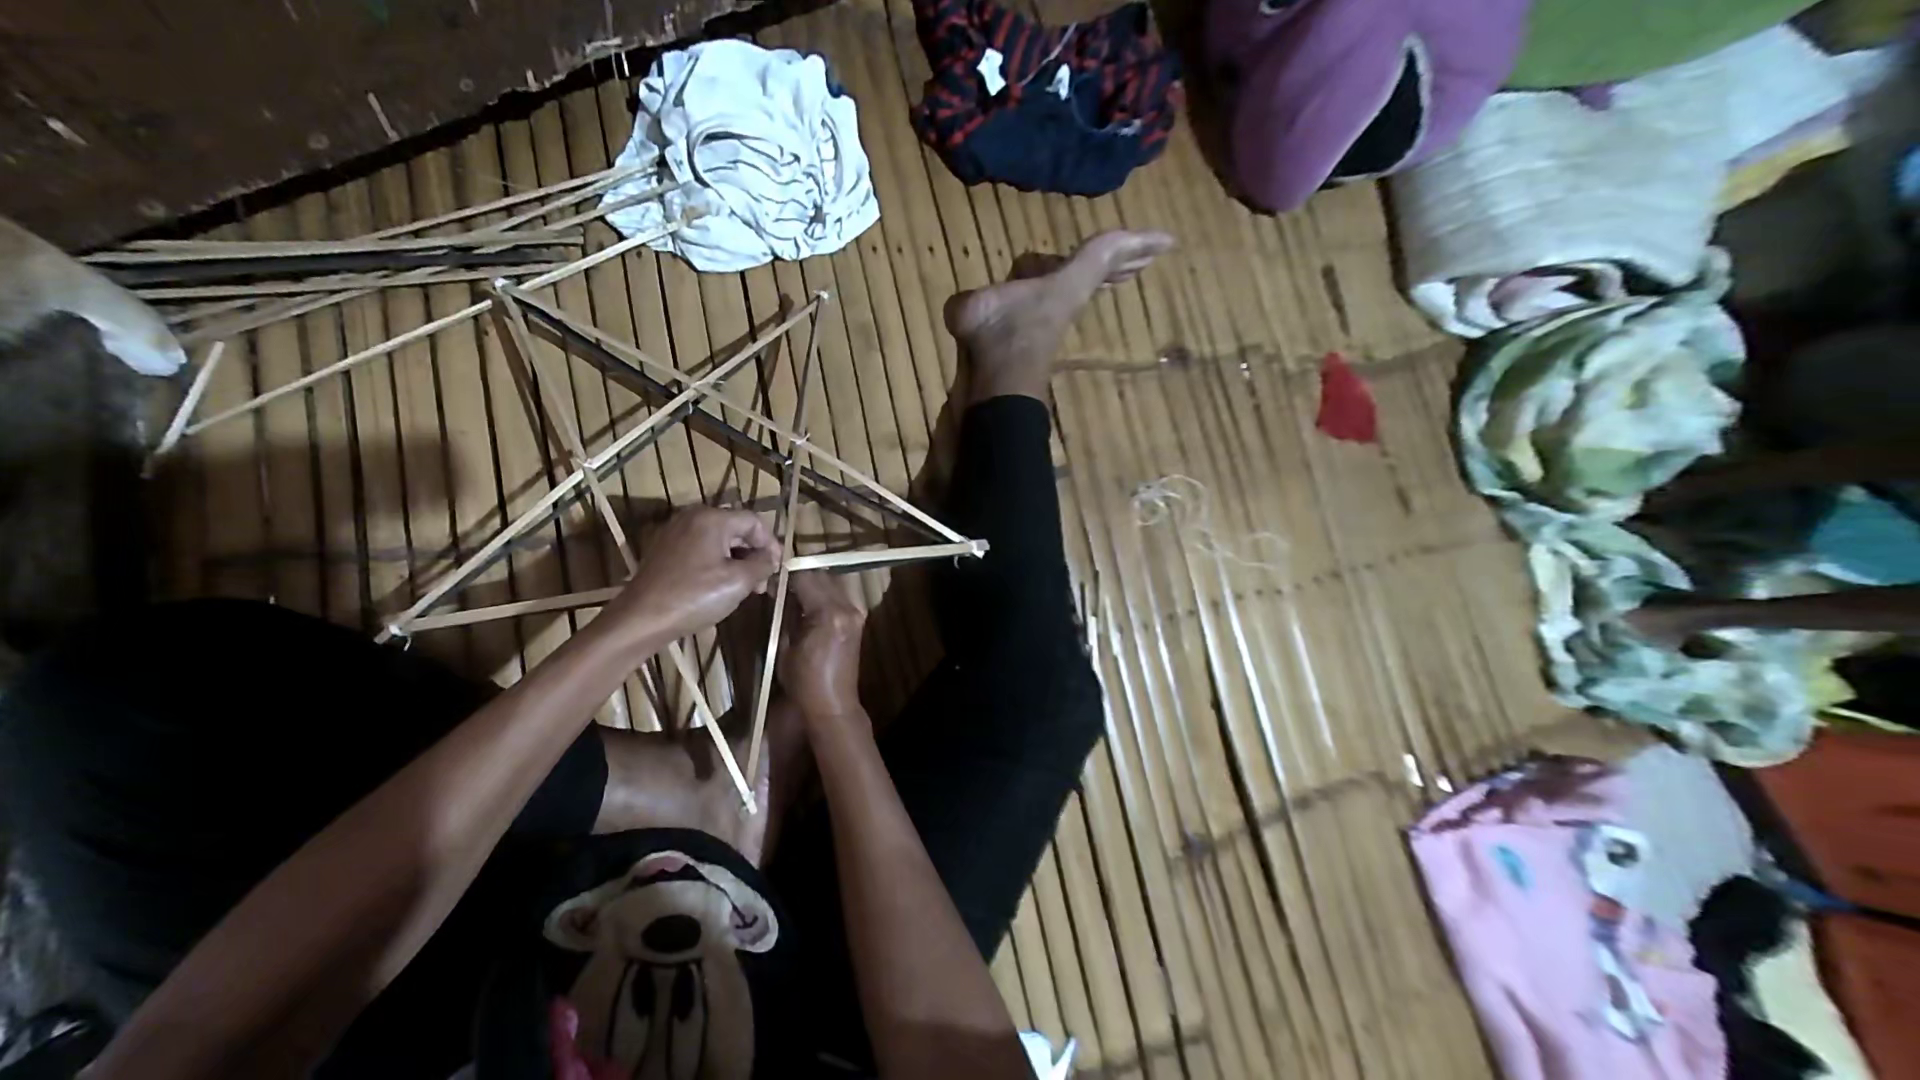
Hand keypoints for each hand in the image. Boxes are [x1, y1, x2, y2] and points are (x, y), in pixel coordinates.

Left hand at [599, 508, 778, 645]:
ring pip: (718, 541)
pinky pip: (700, 549)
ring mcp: (675, 533)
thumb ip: (762, 564)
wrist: (641, 619)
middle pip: (735, 529)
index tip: (778, 569)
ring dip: (737, 561)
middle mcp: (692, 517)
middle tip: (763, 582)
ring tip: (745, 588)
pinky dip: (716, 563)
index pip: (754, 521)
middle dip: (754, 554)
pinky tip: (720, 587)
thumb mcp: (738, 581)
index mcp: (712, 518)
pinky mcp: (664, 550)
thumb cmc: (694, 597)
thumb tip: (770, 558)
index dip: (771, 544)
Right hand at [777, 571, 865, 721]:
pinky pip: (838, 595)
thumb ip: (786, 612)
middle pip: (822, 576)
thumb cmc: (803, 681)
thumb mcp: (785, 645)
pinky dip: (822, 593)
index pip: (806, 577)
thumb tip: (777, 588)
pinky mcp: (858, 619)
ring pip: (832, 582)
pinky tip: (806, 601)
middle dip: (799, 575)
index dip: (786, 574)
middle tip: (778, 581)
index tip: (770, 576)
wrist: (833, 704)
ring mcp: (856, 612)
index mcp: (829, 613)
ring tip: (790, 590)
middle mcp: (847, 607)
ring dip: (812, 582)